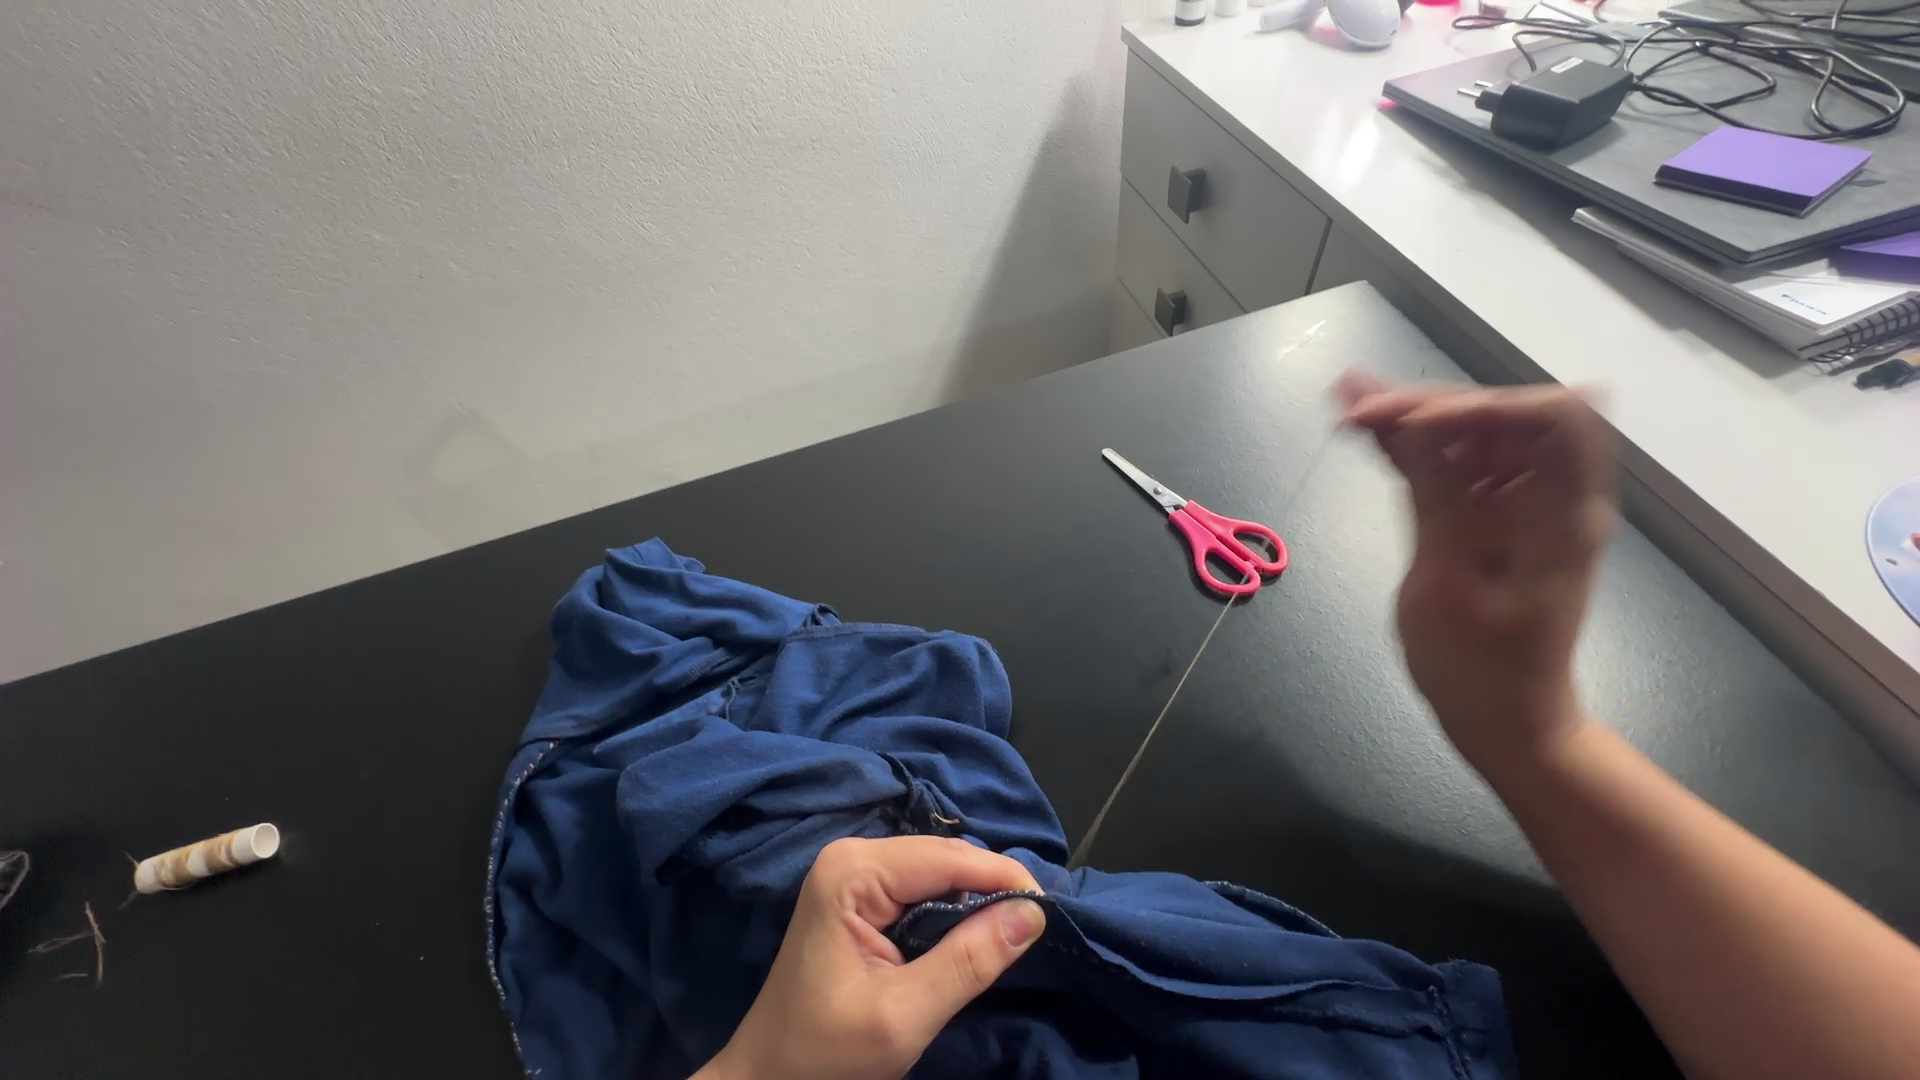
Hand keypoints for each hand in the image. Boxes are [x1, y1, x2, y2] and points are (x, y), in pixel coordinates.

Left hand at [698, 836, 1047, 1079]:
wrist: (768, 1077)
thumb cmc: (826, 1055)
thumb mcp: (904, 1016)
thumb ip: (968, 961)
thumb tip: (1033, 913)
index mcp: (853, 871)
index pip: (946, 857)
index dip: (1001, 877)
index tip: (1049, 909)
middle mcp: (853, 853)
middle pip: (943, 856)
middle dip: (991, 886)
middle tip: (1035, 924)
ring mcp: (854, 869)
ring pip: (938, 867)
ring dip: (976, 895)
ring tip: (1013, 927)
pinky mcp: (861, 889)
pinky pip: (923, 883)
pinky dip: (954, 905)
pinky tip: (974, 930)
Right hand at [1337, 374, 1614, 772]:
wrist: (1497, 716)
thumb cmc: (1480, 667)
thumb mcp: (1450, 585)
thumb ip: (1436, 499)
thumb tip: (1414, 422)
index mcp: (1562, 514)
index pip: (1552, 420)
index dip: (1482, 407)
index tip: (1410, 424)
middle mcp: (1544, 496)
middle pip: (1498, 419)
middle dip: (1427, 405)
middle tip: (1353, 409)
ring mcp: (1509, 504)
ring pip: (1463, 437)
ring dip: (1406, 416)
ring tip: (1344, 399)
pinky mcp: (1476, 517)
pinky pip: (1442, 468)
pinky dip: (1403, 448)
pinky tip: (1360, 429)